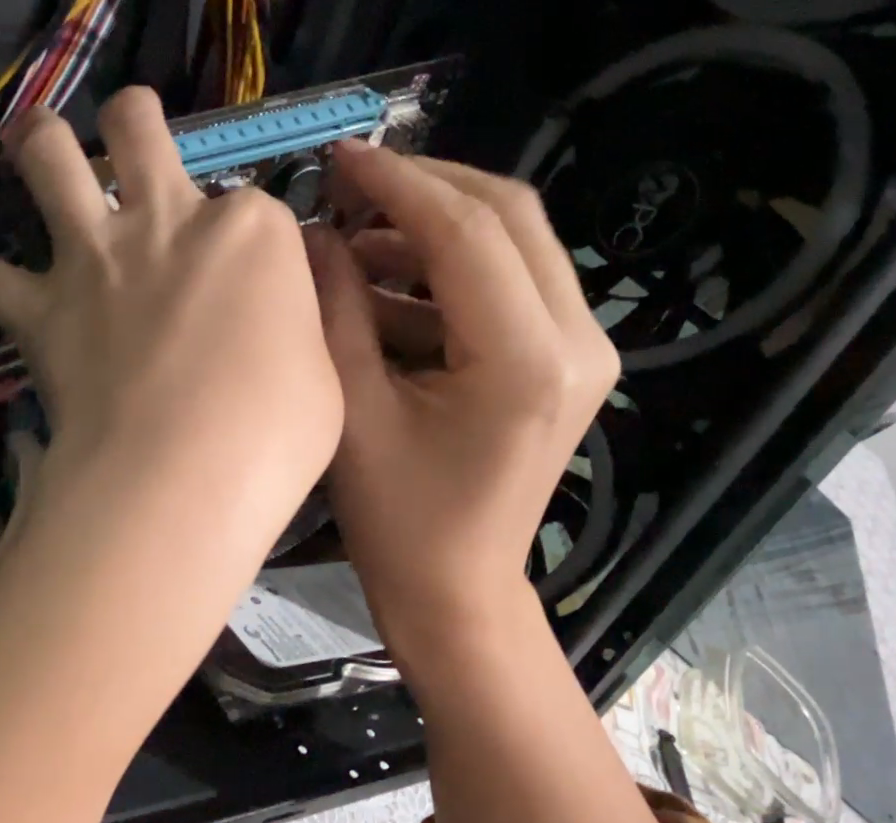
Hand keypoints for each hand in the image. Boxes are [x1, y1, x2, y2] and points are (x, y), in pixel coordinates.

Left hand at [0, 88, 342, 558]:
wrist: (185, 473)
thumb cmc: (276, 434)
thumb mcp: (324, 373)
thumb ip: (297, 325)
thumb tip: (280, 309)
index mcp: (251, 231)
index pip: (249, 209)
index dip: (242, 243)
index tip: (241, 286)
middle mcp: (166, 222)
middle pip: (139, 132)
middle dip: (133, 124)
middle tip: (126, 138)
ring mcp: (96, 259)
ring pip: (50, 160)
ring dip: (37, 141)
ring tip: (27, 137)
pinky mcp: (40, 311)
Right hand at [304, 143, 618, 631]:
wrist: (456, 591)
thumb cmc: (397, 521)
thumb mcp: (354, 413)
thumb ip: (337, 314)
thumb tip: (314, 236)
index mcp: (524, 357)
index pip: (465, 232)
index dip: (396, 186)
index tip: (338, 159)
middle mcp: (576, 338)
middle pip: (508, 217)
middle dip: (423, 190)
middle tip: (348, 184)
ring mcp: (581, 348)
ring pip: (513, 244)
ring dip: (432, 231)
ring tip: (352, 241)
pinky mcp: (564, 361)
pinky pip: (510, 286)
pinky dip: (448, 274)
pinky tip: (384, 285)